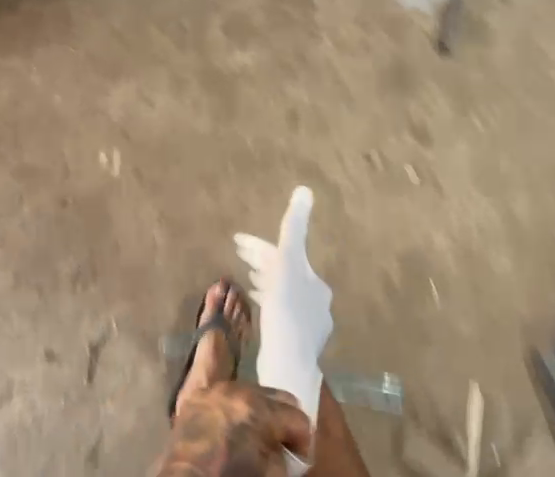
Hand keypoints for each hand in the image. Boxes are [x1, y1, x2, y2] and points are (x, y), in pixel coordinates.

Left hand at [153, 381, 313, 476]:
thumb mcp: (271, 473)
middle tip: (280, 447)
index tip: (299, 459)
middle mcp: (237, 390)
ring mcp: (214, 390)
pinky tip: (224, 380)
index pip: (297, 417)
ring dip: (257, 409)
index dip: (303, 441)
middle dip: (282, 421)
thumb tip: (284, 448)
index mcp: (259, 410)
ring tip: (254, 433)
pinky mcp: (196, 396)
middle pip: (275, 396)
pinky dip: (224, 385)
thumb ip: (283, 454)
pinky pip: (213, 379)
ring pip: (249, 389)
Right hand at [235, 186, 332, 424]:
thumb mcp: (287, 263)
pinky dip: (267, 299)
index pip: (284, 254)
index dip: (258, 245)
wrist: (288, 364)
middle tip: (237, 253)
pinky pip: (280, 309)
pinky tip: (257, 303)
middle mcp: (317, 301)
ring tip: (245, 276)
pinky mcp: (297, 341)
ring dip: (264, 279)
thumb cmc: (285, 311)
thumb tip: (305, 189)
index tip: (237, 241)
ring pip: (282, 291)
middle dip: (262, 259)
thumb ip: (295, 229)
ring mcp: (309, 323)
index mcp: (315, 281)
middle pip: (284, 272)